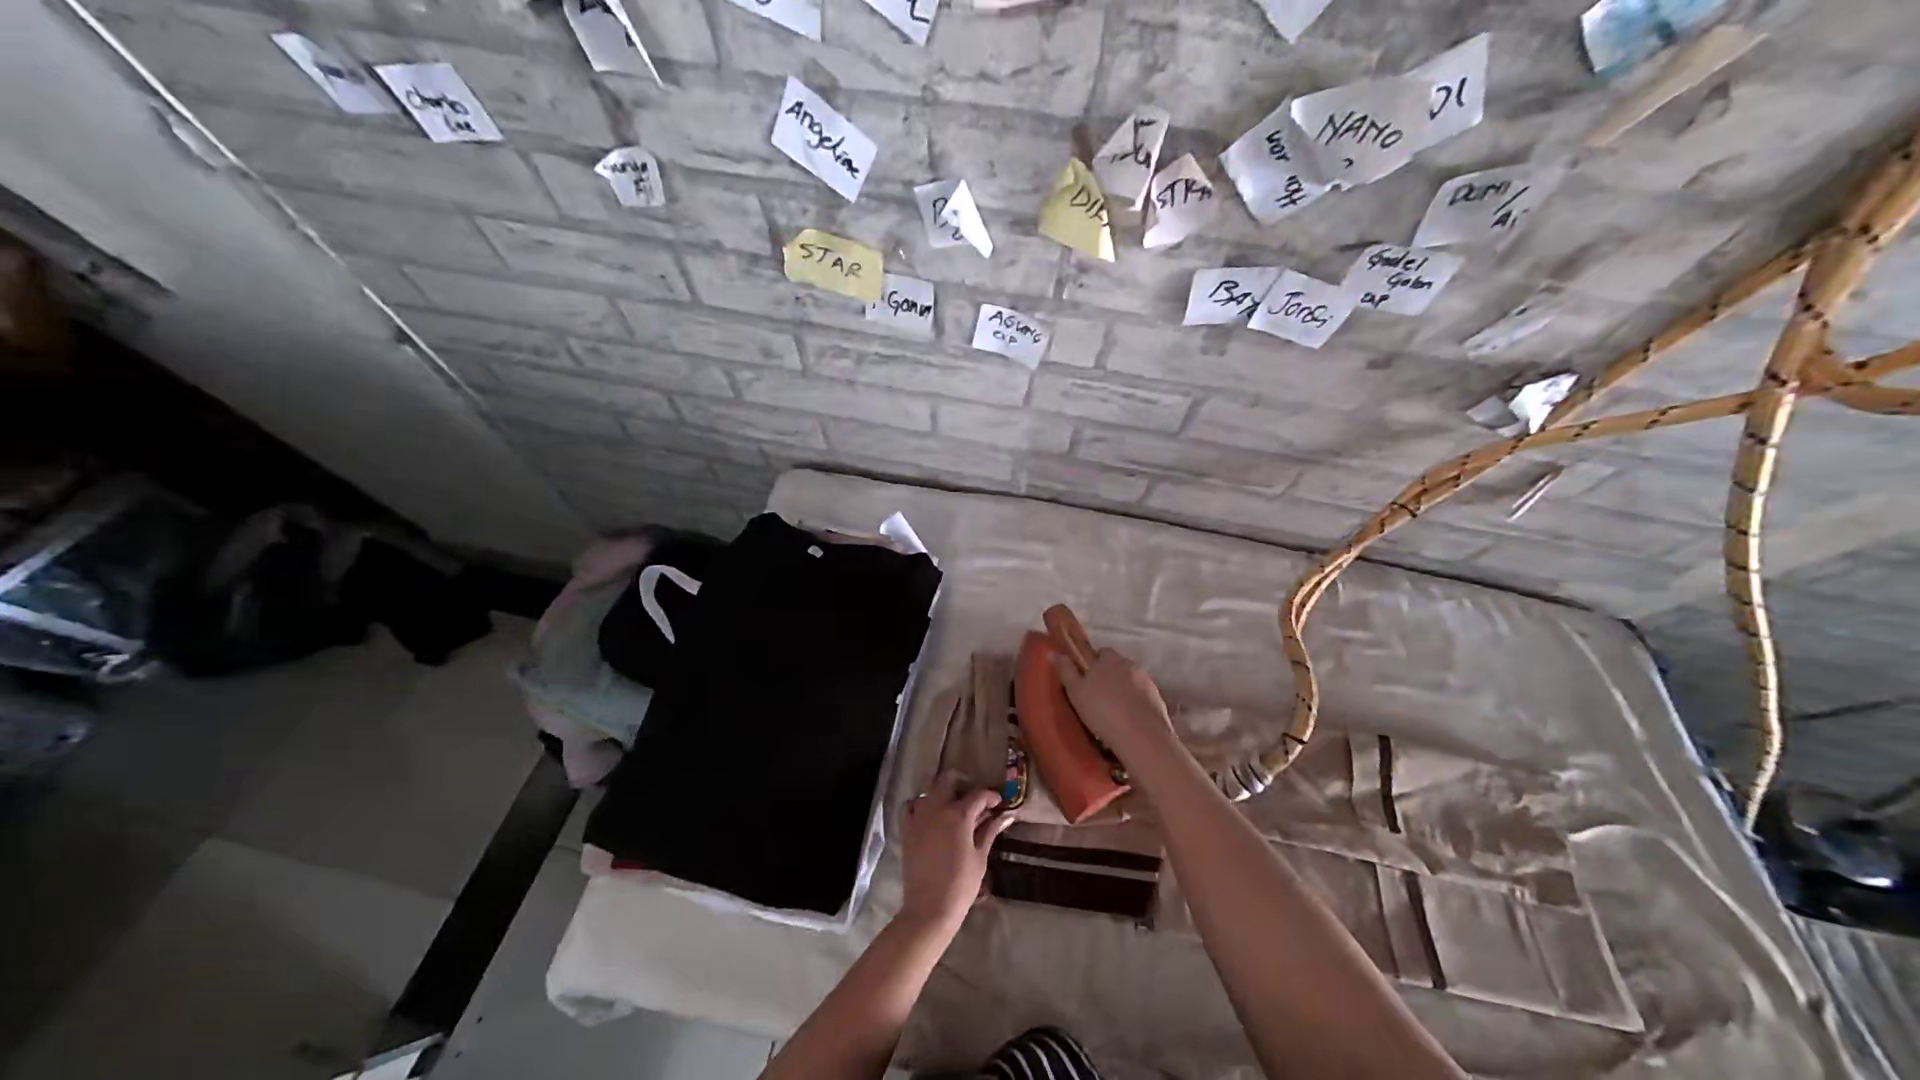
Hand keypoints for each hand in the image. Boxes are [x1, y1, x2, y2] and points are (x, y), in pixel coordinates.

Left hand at [899, 768, 1013, 933]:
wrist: (930, 907)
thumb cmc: (961, 884)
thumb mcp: (980, 856)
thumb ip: (990, 831)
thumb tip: (1006, 816)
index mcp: (958, 814)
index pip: (978, 795)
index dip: (991, 796)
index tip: (998, 803)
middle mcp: (936, 808)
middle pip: (947, 779)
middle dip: (963, 783)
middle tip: (974, 799)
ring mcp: (918, 816)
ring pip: (929, 790)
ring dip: (942, 793)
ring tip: (953, 807)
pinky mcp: (906, 828)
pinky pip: (911, 806)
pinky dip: (920, 804)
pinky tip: (929, 815)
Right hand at [1051, 647, 1176, 766]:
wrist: (1141, 736)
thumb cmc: (1102, 711)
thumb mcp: (1076, 692)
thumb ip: (1066, 671)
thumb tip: (1053, 653)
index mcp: (1109, 659)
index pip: (1102, 652)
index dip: (1094, 664)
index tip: (1086, 679)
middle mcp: (1131, 665)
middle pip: (1118, 666)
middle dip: (1109, 677)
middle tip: (1097, 697)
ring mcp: (1148, 682)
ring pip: (1132, 682)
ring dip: (1124, 691)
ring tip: (1113, 712)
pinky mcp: (1159, 700)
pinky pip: (1143, 697)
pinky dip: (1136, 704)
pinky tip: (1128, 721)